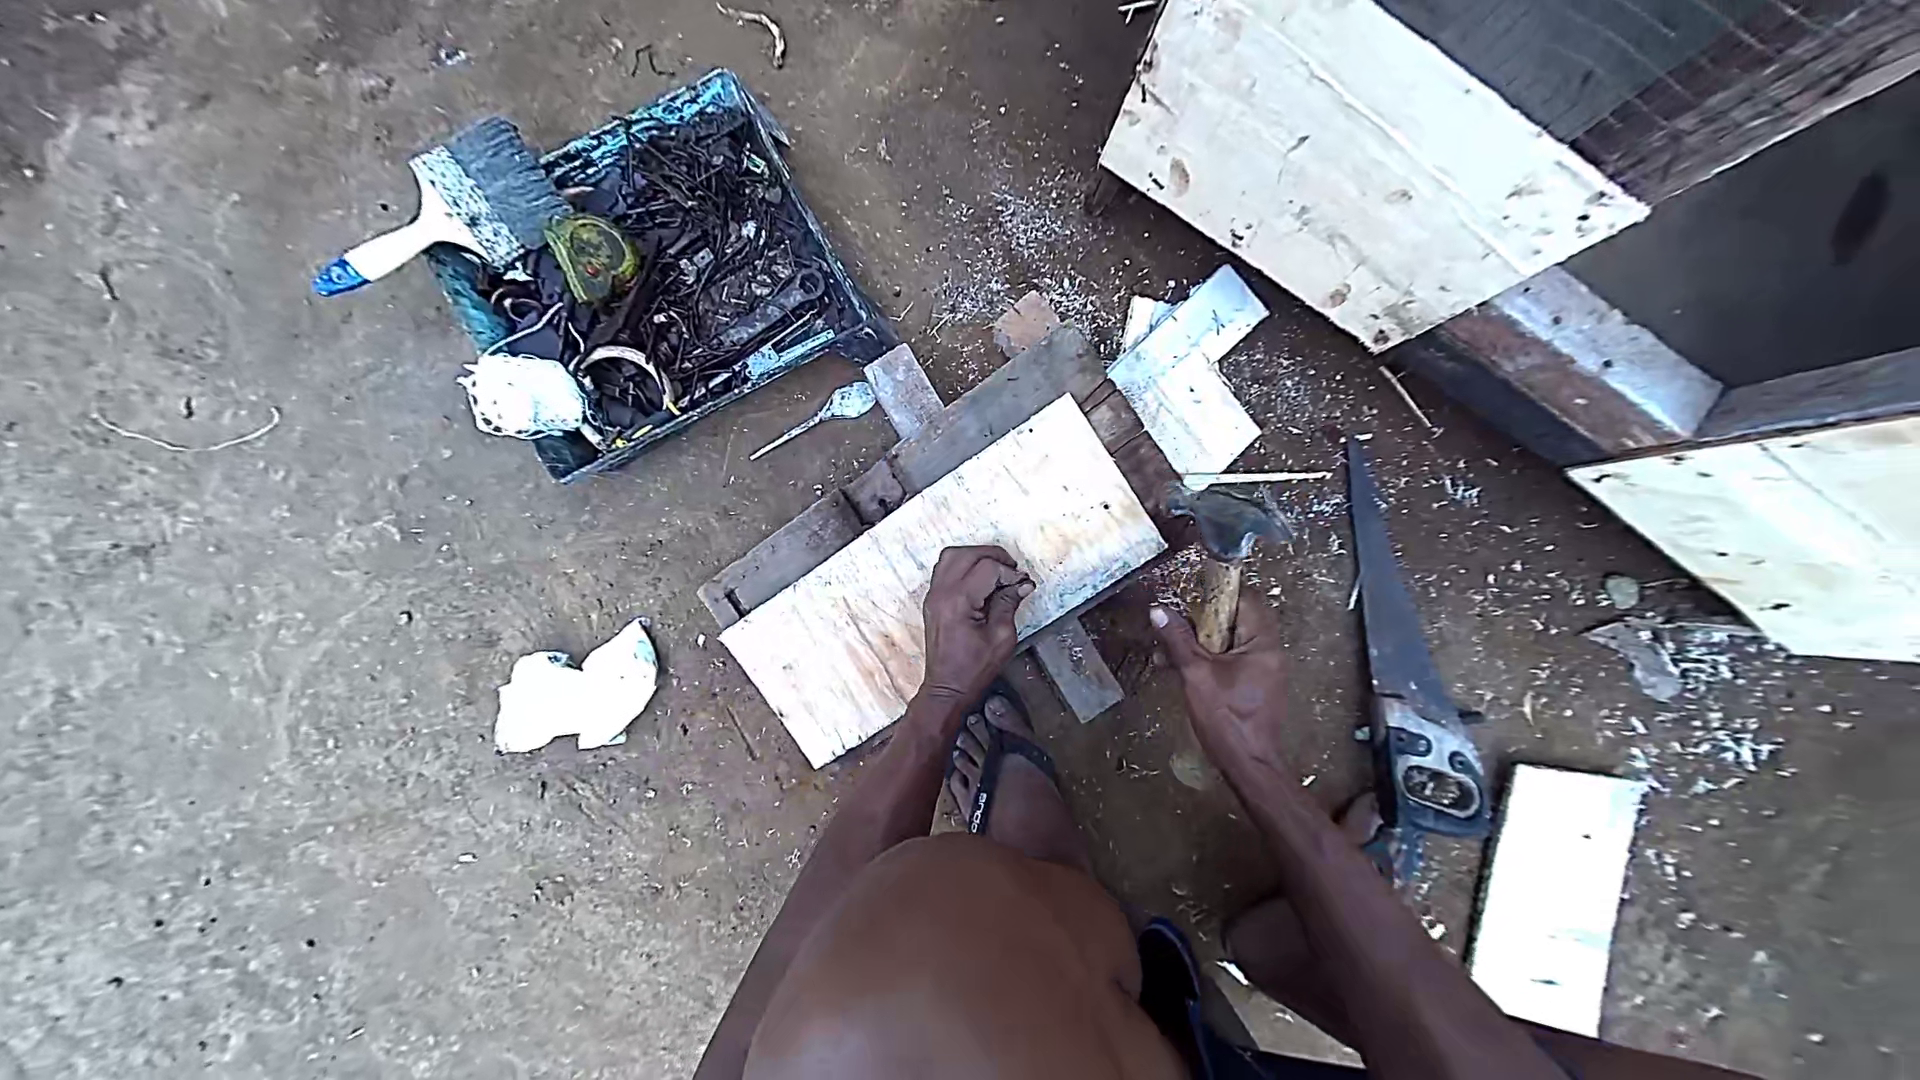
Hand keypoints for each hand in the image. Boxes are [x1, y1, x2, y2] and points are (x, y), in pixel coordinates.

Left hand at [918, 545, 1034, 707]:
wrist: (947, 686)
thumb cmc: (973, 668)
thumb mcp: (1002, 636)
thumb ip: (1009, 603)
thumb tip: (1021, 583)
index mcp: (958, 601)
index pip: (987, 567)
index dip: (1009, 572)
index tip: (1021, 584)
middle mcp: (941, 593)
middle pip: (967, 553)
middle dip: (994, 556)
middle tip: (1012, 570)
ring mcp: (933, 595)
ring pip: (952, 555)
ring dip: (976, 556)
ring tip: (997, 570)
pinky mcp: (932, 599)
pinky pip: (945, 568)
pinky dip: (963, 565)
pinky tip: (980, 578)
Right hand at [1150, 592, 1293, 774]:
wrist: (1248, 766)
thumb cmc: (1226, 718)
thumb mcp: (1195, 674)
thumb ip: (1178, 640)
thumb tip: (1158, 611)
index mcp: (1263, 643)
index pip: (1247, 599)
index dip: (1219, 590)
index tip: (1190, 591)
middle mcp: (1270, 652)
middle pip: (1237, 618)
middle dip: (1203, 617)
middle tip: (1175, 620)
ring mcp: (1264, 669)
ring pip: (1231, 639)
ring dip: (1201, 639)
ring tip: (1170, 647)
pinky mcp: (1255, 684)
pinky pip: (1231, 658)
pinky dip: (1209, 656)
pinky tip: (1180, 666)